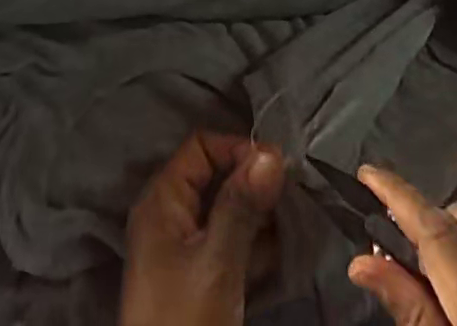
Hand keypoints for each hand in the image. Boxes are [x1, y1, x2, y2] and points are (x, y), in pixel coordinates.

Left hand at [120, 132, 285, 325]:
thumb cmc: (184, 320)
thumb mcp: (216, 262)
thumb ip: (242, 206)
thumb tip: (271, 152)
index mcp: (163, 200)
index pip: (201, 148)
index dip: (237, 149)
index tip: (278, 168)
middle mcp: (171, 215)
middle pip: (216, 177)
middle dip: (255, 182)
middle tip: (293, 197)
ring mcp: (185, 247)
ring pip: (228, 211)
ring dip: (261, 214)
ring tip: (294, 223)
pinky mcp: (201, 277)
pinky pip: (232, 243)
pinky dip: (257, 243)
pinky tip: (283, 251)